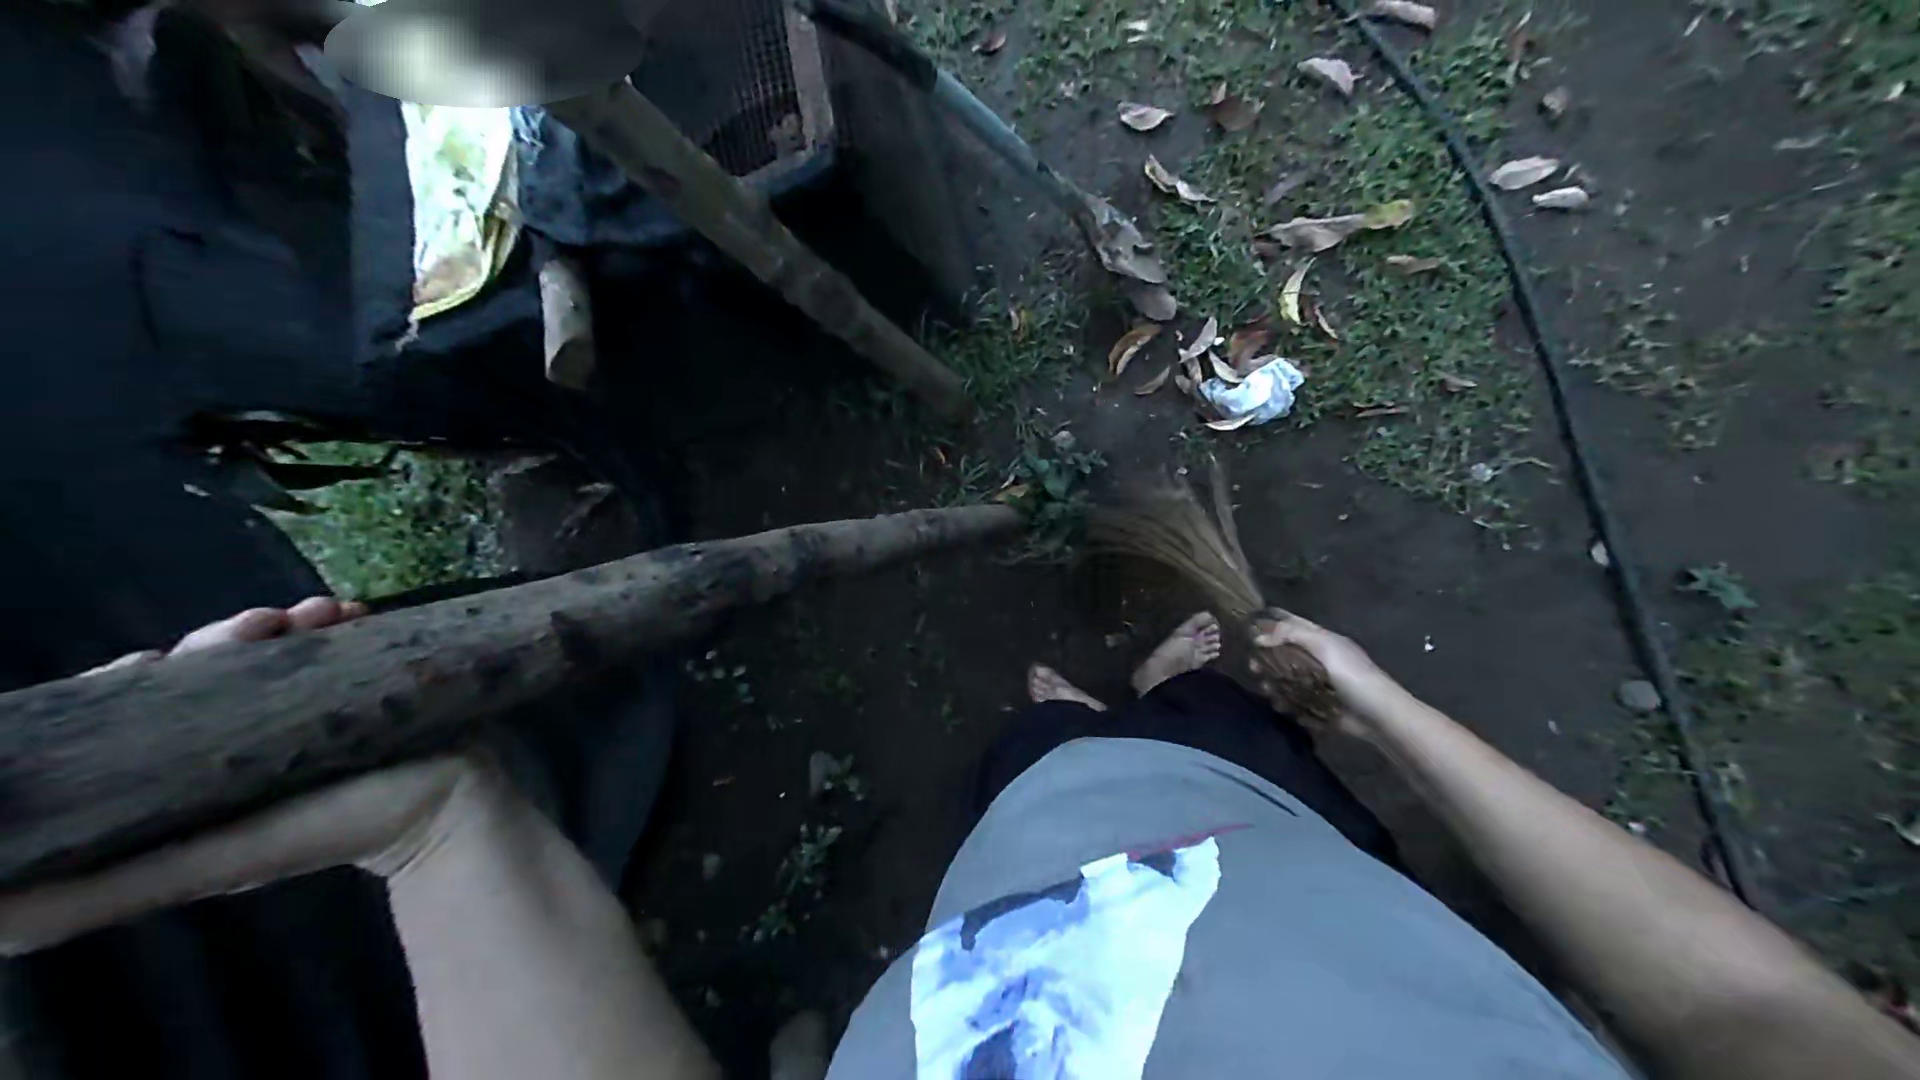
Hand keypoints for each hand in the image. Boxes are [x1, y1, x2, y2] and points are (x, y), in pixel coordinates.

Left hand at [3, 599, 508, 955]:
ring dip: (290, 621)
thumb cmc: (333, 833)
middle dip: (226, 637)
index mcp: (198, 768)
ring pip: (282, 648)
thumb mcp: (203, 867)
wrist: (448, 805)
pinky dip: (343, 619)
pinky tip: (353, 609)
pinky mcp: (373, 682)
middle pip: (216, 668)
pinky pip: (347, 640)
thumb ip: (83, 899)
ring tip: (322, 609)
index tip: (152, 657)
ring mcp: (320, 702)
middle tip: (259, 623)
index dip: (139, 677)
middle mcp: (252, 730)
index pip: (145, 709)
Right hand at [1249, 610, 1404, 737]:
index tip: (1249, 628)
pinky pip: (1296, 700)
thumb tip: (1258, 637)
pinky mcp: (1320, 705)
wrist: (1379, 716)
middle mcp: (1320, 659)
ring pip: (1287, 677)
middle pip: (1286, 652)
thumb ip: (1291, 635)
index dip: (1273, 623)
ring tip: (1265, 688)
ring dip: (1273, 682)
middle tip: (1252, 666)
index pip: (1294, 625)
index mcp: (1324, 641)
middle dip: (1267, 658)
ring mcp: (1320, 683)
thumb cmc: (1353, 676)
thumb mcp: (1324, 646)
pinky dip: (1286, 702)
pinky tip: (1279, 705)